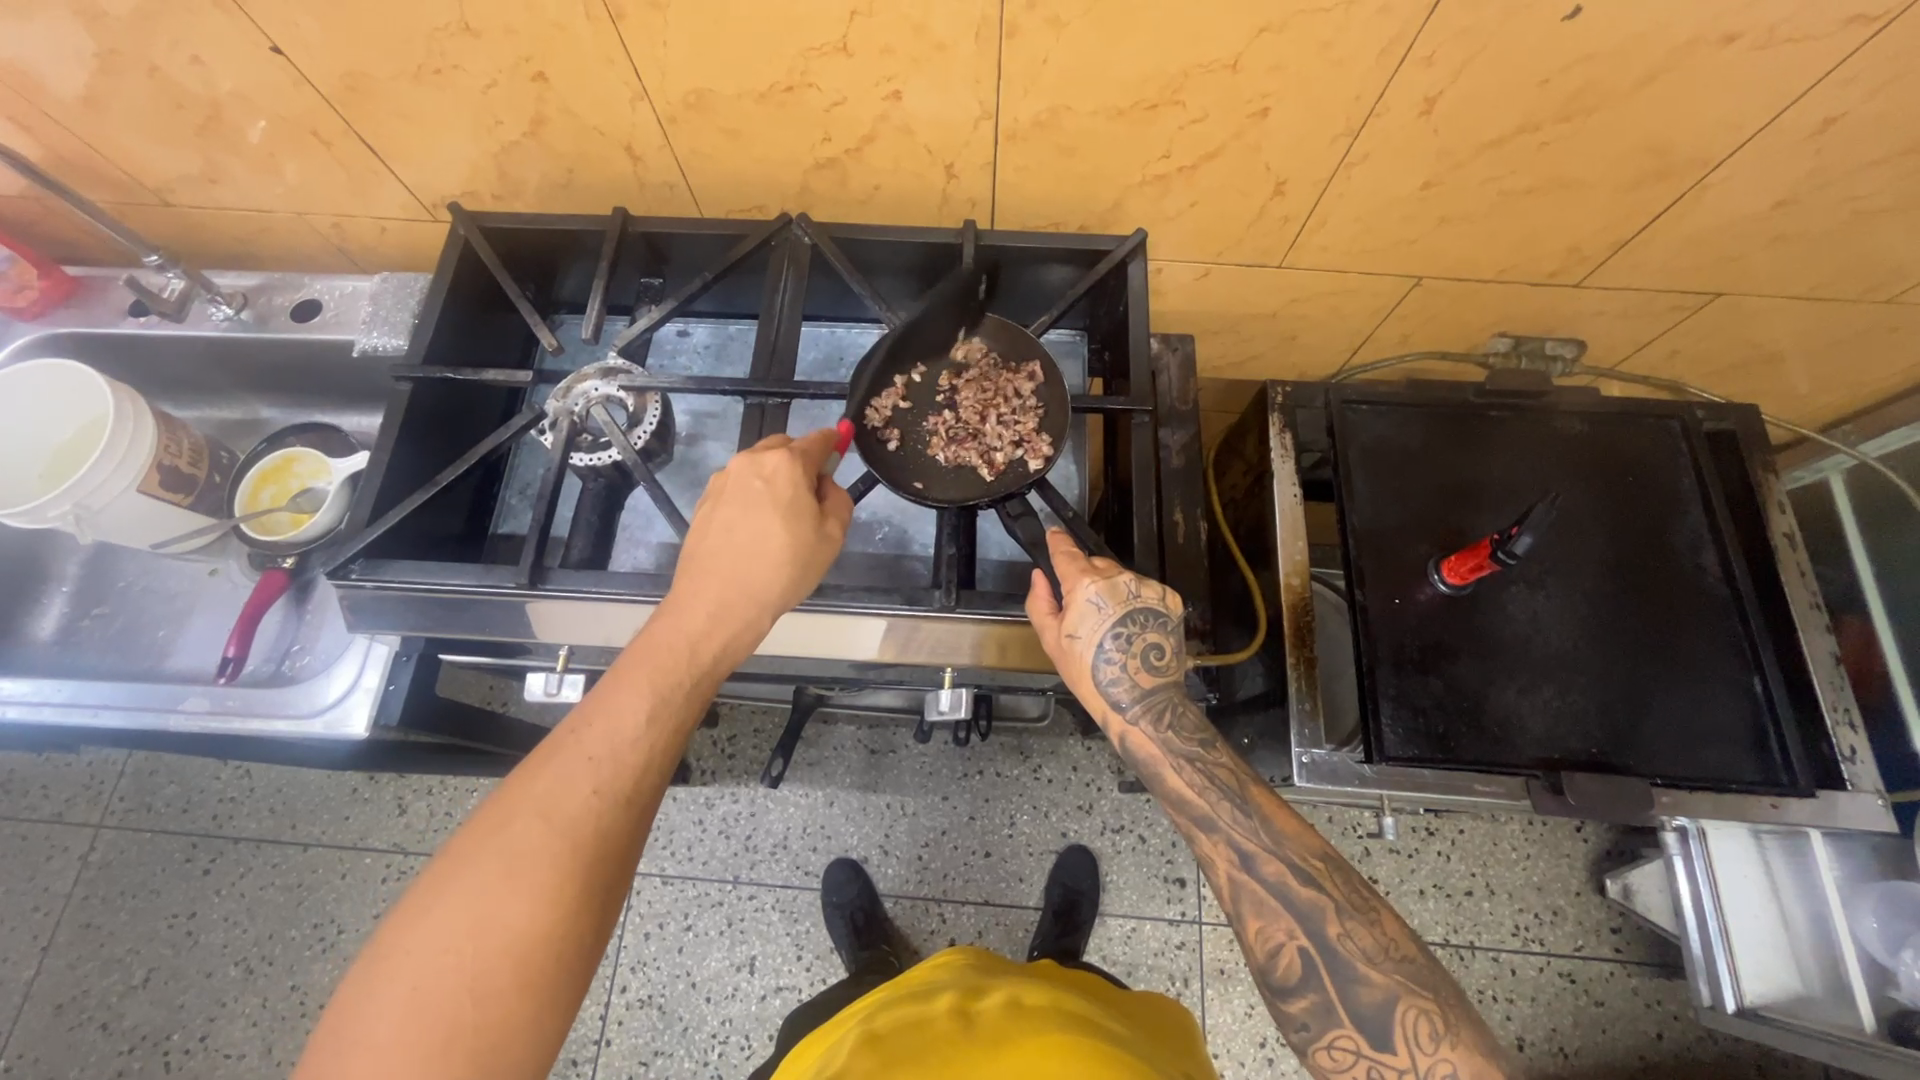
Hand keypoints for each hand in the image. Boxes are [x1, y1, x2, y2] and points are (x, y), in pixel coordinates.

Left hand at [663, 428, 852, 653]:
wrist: (719, 601)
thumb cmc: (784, 568)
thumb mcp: (832, 537)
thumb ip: (838, 499)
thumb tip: (823, 485)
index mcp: (787, 463)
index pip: (818, 439)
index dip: (833, 443)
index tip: (839, 450)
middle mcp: (751, 461)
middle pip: (783, 447)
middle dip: (800, 462)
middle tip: (809, 497)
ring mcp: (723, 479)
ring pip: (757, 467)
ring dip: (773, 480)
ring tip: (779, 520)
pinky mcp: (705, 500)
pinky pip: (738, 487)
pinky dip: (751, 497)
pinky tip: (754, 531)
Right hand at [1024, 528, 1188, 726]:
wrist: (1142, 700)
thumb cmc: (1091, 674)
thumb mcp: (1052, 642)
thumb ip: (1040, 602)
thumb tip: (1039, 576)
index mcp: (1085, 585)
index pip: (1067, 551)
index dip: (1058, 541)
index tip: (1054, 534)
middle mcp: (1118, 577)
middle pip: (1094, 564)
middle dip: (1085, 578)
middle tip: (1082, 610)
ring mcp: (1146, 587)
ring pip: (1120, 577)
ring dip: (1111, 590)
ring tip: (1109, 625)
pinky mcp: (1168, 598)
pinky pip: (1142, 590)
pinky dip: (1134, 601)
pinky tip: (1130, 626)